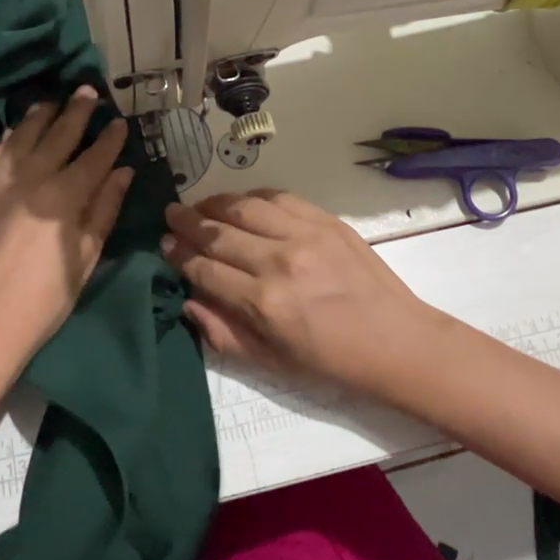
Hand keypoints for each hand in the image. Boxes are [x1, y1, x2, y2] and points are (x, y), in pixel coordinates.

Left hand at [0, 85, 132, 367]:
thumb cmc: (47, 297)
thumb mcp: (86, 256)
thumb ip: (104, 209)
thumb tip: (122, 173)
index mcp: (65, 195)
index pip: (94, 156)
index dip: (110, 138)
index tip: (120, 121)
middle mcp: (32, 178)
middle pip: (58, 135)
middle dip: (76, 111)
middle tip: (88, 91)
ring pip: (21, 137)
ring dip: (38, 117)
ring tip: (50, 103)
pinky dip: (4, 142)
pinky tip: (10, 136)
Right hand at [161, 191, 441, 395]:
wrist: (395, 341)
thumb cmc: (330, 361)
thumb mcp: (270, 362)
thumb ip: (223, 332)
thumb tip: (187, 300)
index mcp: (263, 302)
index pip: (204, 268)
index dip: (178, 256)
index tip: (163, 246)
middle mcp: (278, 261)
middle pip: (218, 232)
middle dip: (187, 223)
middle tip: (169, 215)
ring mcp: (305, 235)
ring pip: (245, 207)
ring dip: (215, 203)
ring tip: (200, 205)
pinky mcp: (327, 220)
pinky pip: (279, 197)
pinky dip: (253, 197)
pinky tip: (241, 203)